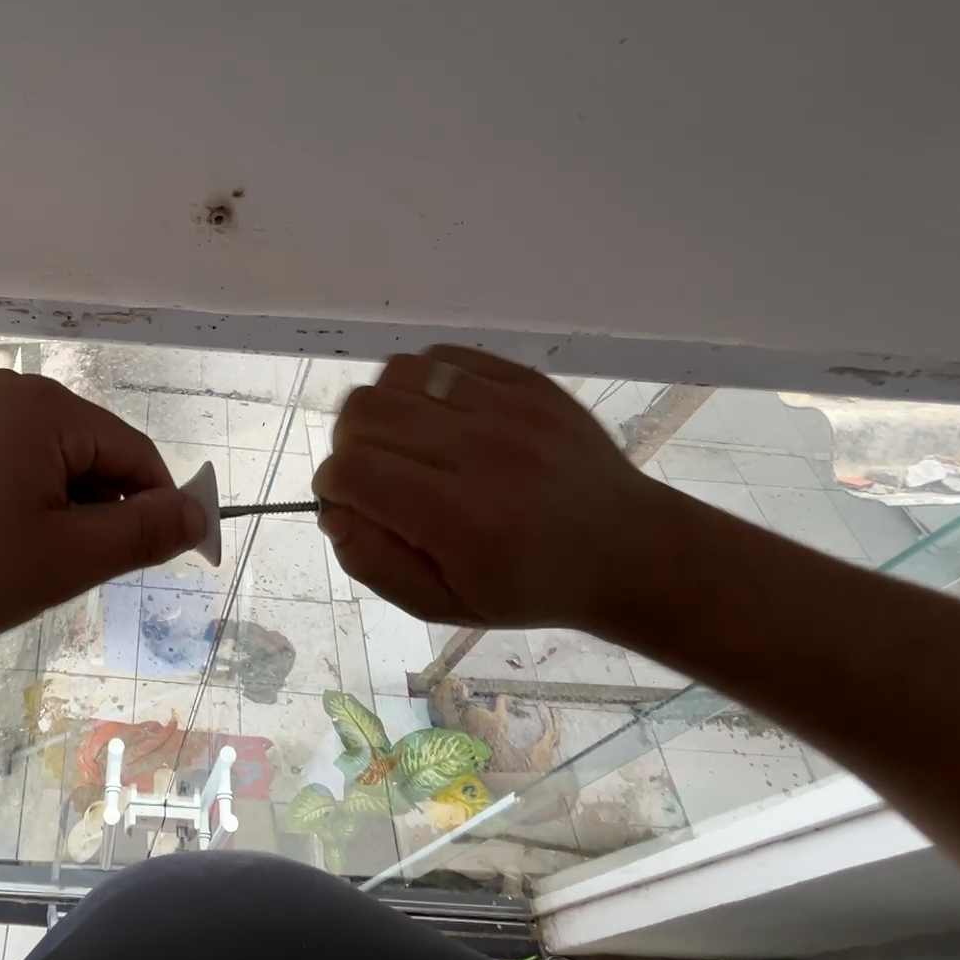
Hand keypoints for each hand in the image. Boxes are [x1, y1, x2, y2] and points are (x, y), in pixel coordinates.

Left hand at [0, 369, 205, 643]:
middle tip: (70, 573)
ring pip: (49, 464)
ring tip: (22, 564)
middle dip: (98, 514)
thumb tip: (198, 513)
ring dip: (58, 513)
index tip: (159, 561)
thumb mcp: (63, 560)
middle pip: (91, 454)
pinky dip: (18, 504)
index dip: (158, 509)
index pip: (136, 454)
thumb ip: (141, 534)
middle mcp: (8, 392)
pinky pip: (6, 463)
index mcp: (47, 408)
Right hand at [312, 346, 668, 629]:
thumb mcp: (443, 603)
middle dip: (347, 445)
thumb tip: (332, 512)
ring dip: (381, 408)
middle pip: (364, 412)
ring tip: (402, 440)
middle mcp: (484, 452)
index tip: (348, 502)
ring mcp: (510, 407)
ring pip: (396, 374)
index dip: (331, 486)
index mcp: (462, 518)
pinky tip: (436, 417)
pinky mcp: (526, 380)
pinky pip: (440, 356)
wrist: (628, 549)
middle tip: (372, 473)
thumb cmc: (527, 586)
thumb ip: (375, 564)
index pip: (353, 472)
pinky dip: (419, 383)